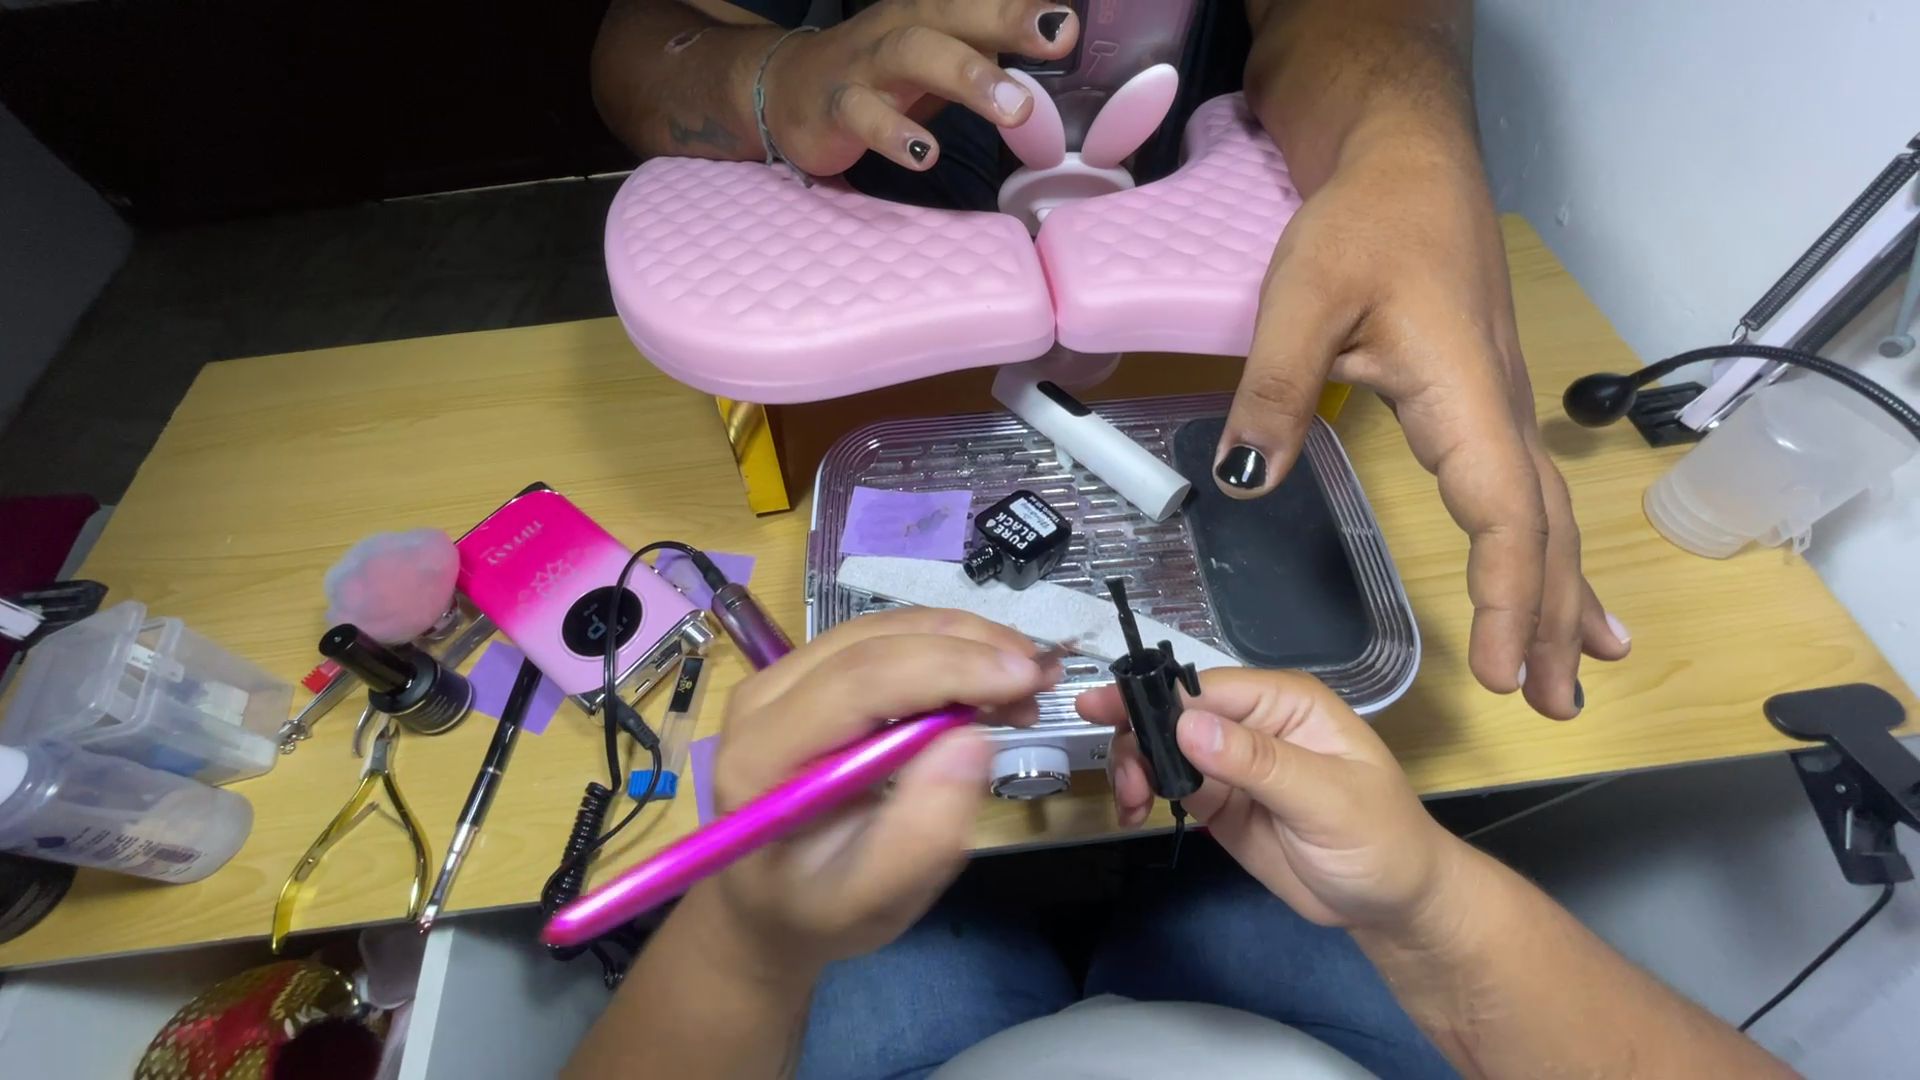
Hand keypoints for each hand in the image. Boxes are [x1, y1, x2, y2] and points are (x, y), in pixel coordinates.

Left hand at [702, 607, 1059, 971]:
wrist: (773, 899)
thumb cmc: (821, 909)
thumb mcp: (873, 900)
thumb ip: (921, 834)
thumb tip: (972, 740)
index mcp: (764, 756)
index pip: (859, 681)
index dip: (948, 667)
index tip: (1026, 677)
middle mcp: (764, 697)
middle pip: (873, 641)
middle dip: (968, 646)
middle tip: (1041, 674)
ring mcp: (783, 677)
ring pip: (884, 628)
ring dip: (964, 641)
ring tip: (1026, 677)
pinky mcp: (809, 672)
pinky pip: (884, 639)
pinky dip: (946, 647)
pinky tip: (988, 677)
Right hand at [761, 0, 1077, 174]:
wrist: (790, 91)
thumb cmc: (880, 79)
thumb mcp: (936, 62)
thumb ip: (985, 56)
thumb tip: (1052, 53)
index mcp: (929, 16)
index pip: (979, 1)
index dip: (1023, 6)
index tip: (1072, 20)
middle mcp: (900, 29)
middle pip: (952, 12)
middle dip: (1007, 20)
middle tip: (1059, 37)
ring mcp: (865, 66)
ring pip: (913, 53)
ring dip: (966, 76)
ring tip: (1014, 110)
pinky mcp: (836, 107)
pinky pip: (863, 114)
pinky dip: (895, 134)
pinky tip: (927, 155)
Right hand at [1080, 668, 1460, 931]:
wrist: (1391, 906)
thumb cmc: (1381, 842)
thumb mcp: (1328, 800)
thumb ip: (1258, 762)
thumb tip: (1187, 727)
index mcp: (1280, 702)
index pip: (1203, 688)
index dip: (1152, 698)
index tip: (1104, 712)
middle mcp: (1247, 721)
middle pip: (1169, 713)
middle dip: (1136, 739)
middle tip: (1127, 783)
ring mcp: (1226, 759)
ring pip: (1157, 746)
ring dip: (1132, 768)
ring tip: (1130, 805)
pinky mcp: (1213, 796)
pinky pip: (1163, 782)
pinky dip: (1138, 792)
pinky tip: (1132, 813)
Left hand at [1214, 124, 1628, 717]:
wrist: (1406, 169)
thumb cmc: (1361, 228)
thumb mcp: (1300, 306)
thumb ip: (1273, 395)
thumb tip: (1243, 485)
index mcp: (1462, 396)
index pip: (1501, 513)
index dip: (1505, 595)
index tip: (1501, 669)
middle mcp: (1497, 409)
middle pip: (1542, 527)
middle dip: (1548, 617)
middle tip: (1555, 701)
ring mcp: (1495, 404)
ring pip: (1544, 511)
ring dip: (1563, 592)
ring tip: (1581, 666)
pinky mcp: (1477, 399)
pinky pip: (1524, 486)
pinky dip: (1543, 544)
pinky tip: (1555, 574)